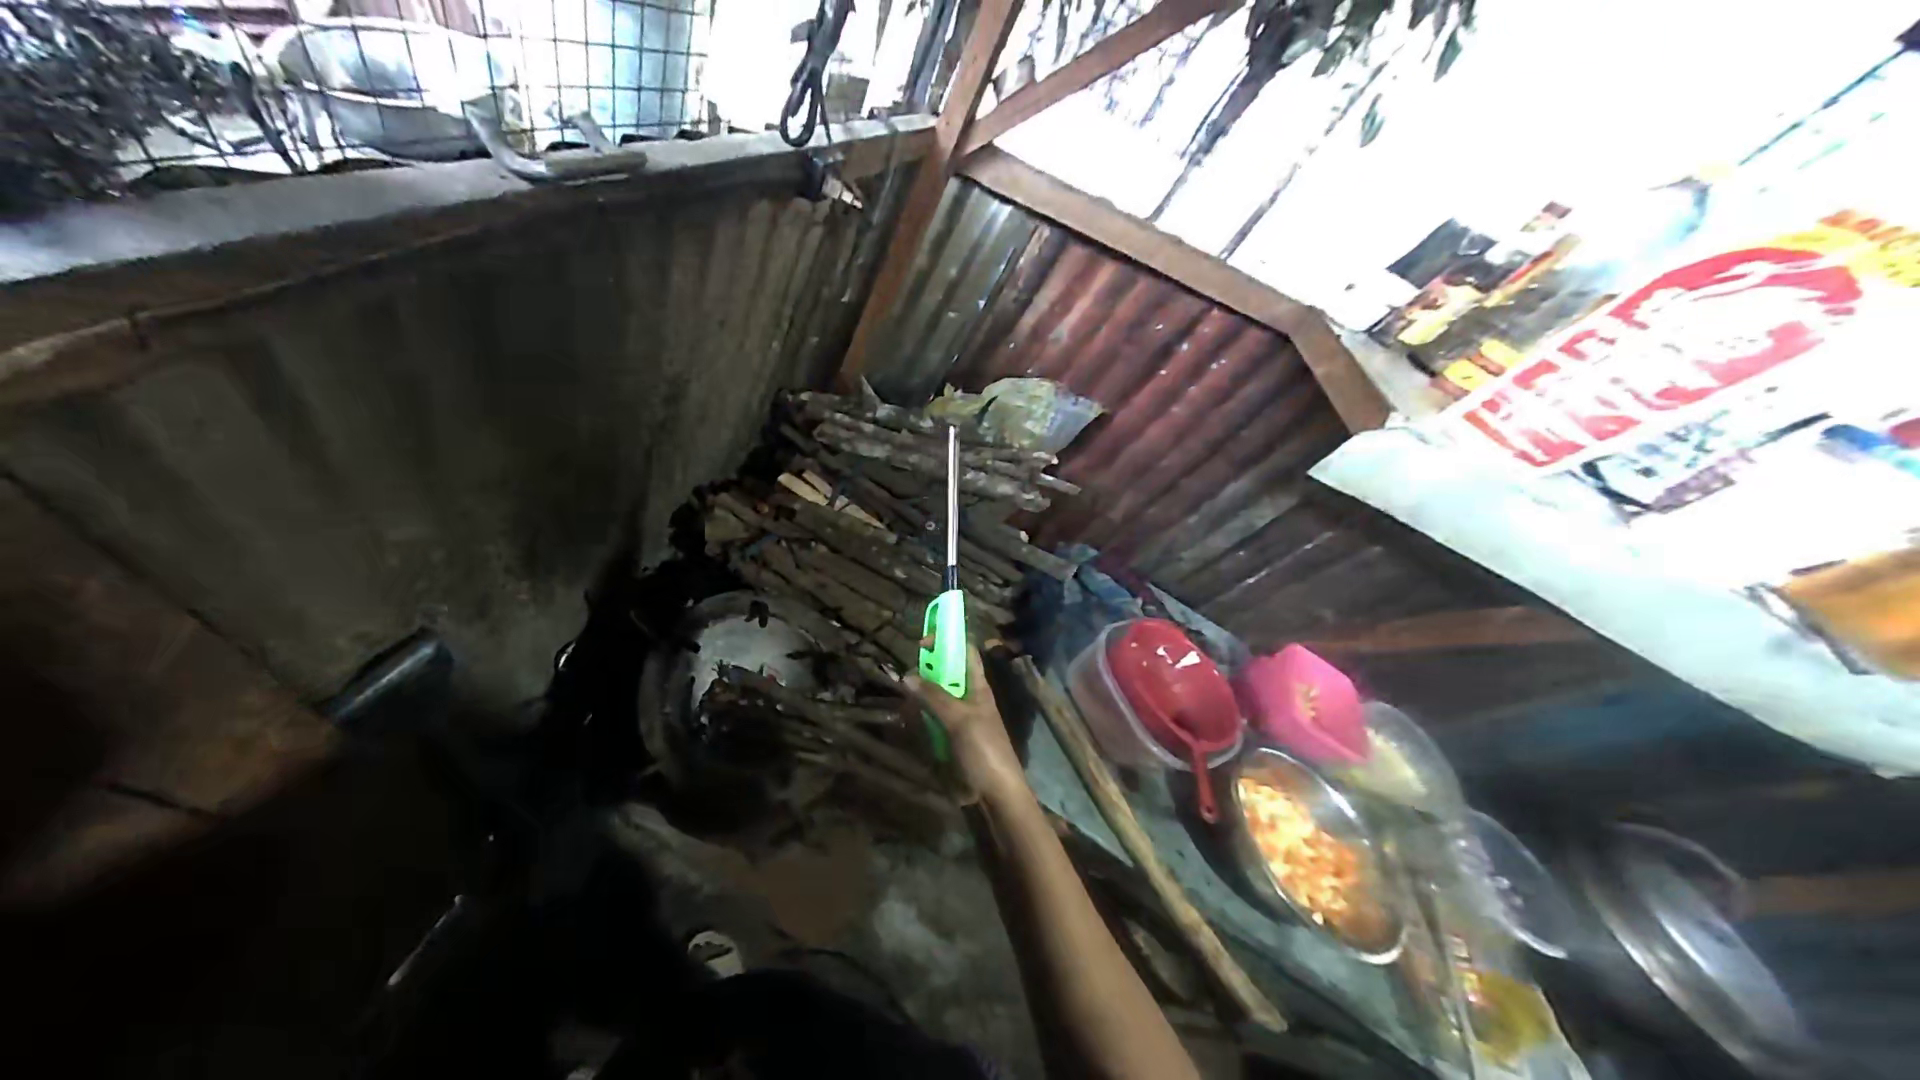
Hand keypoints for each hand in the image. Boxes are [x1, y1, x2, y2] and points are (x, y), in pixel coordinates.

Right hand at [903, 641, 1024, 797]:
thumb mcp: (959, 719)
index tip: (922, 642)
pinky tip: (909, 727)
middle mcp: (967, 698)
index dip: (947, 641)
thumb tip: (907, 676)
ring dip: (918, 701)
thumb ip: (934, 696)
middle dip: (924, 675)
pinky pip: (929, 722)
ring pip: (932, 699)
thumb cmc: (984, 750)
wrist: (995, 794)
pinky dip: (919, 722)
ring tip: (907, 710)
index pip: (964, 652)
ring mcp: (957, 719)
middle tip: (906, 681)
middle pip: (943, 675)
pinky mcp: (947, 739)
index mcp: (977, 686)